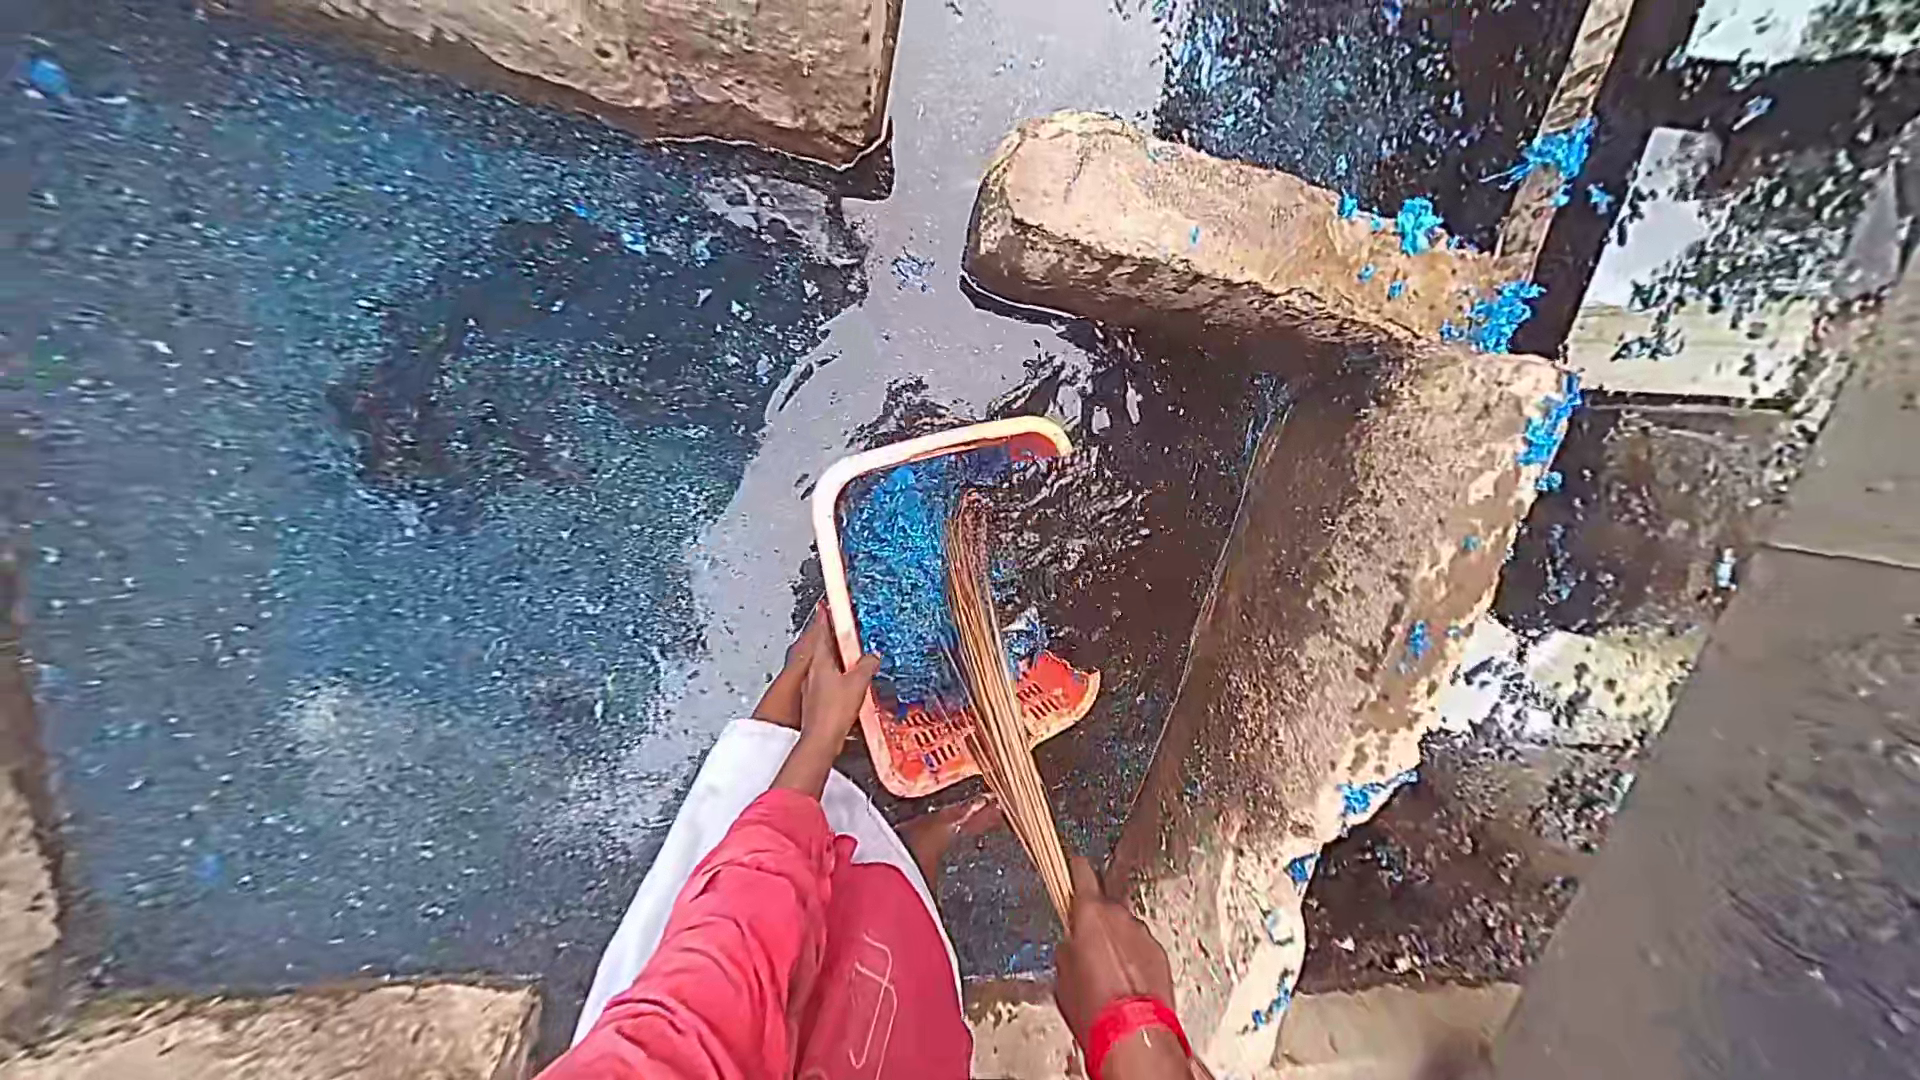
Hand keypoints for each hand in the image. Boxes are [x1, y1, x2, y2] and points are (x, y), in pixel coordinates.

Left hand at [770, 613, 879, 797]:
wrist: (821, 740)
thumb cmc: (833, 711)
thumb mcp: (857, 682)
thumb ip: (866, 666)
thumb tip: (872, 657)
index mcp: (821, 662)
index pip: (822, 632)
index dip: (825, 618)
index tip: (826, 606)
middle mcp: (813, 672)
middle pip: (824, 647)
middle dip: (834, 637)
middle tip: (843, 628)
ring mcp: (814, 686)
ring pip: (826, 664)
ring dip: (838, 657)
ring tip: (851, 653)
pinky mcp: (817, 700)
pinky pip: (829, 680)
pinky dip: (839, 675)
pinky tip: (850, 682)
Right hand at [1056, 857, 1196, 1079]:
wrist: (1133, 1036)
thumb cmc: (1094, 1006)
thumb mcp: (1062, 972)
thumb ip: (1066, 945)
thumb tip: (1071, 944)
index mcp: (1090, 911)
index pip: (1082, 872)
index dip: (1075, 868)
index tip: (1072, 865)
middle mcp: (1119, 915)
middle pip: (1104, 906)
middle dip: (1096, 921)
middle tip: (1087, 945)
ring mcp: (1142, 934)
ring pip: (1125, 928)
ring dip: (1117, 942)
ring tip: (1108, 973)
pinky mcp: (1159, 955)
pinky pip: (1142, 947)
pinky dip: (1134, 959)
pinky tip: (1126, 983)